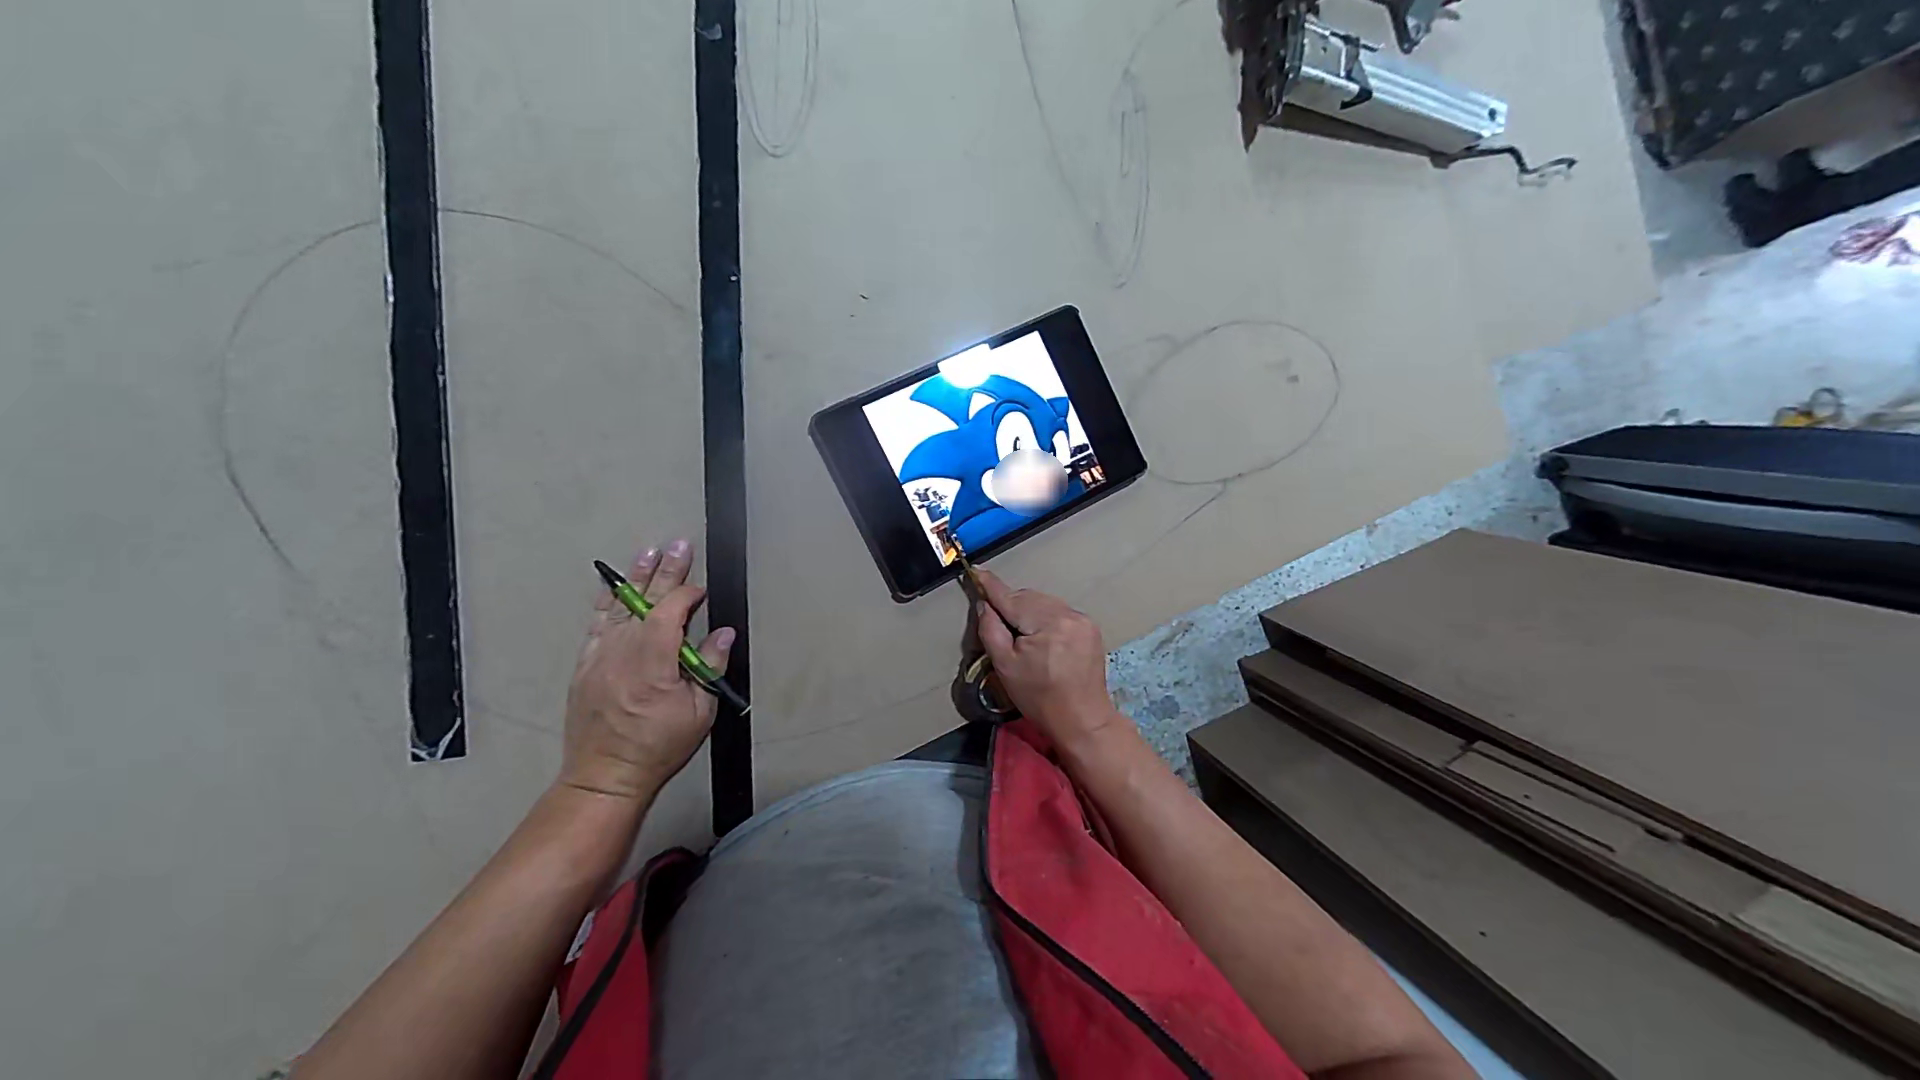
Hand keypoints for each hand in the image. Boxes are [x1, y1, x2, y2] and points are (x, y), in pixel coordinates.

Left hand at [559, 538, 734, 802]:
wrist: (605, 774)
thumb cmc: (658, 747)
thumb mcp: (700, 713)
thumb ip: (710, 668)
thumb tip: (723, 634)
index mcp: (654, 664)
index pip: (671, 612)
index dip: (688, 594)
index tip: (701, 591)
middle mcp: (623, 653)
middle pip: (647, 601)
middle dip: (667, 571)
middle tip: (679, 545)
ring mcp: (600, 657)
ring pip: (620, 607)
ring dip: (637, 578)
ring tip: (649, 552)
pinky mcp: (585, 665)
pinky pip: (596, 624)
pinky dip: (606, 602)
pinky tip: (613, 585)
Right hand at [975, 570, 1122, 747]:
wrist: (1082, 720)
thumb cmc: (1040, 698)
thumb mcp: (1005, 666)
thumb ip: (991, 630)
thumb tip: (986, 605)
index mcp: (1047, 623)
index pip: (1011, 598)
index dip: (991, 586)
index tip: (977, 572)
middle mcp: (1068, 615)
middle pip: (1028, 597)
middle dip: (1011, 606)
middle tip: (1001, 629)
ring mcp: (1082, 620)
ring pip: (1043, 602)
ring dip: (1028, 612)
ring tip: (1022, 639)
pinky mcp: (1089, 628)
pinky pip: (1058, 612)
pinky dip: (1044, 618)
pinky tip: (1040, 639)